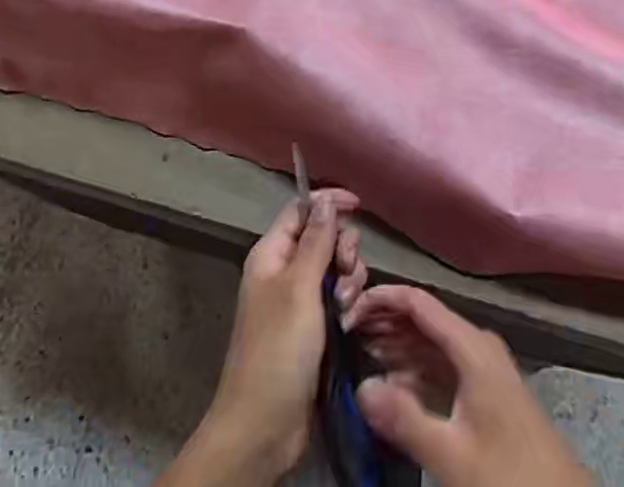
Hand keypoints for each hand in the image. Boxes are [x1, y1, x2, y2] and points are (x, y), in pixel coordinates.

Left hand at [157, 188, 367, 486]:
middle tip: (347, 271)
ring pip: (335, 270)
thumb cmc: (278, 349)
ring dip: (348, 281)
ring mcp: (298, 302)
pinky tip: (349, 322)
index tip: (359, 205)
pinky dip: (347, 305)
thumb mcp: (299, 289)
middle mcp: (283, 272)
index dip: (328, 203)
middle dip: (343, 250)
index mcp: (271, 254)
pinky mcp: (313, 328)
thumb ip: (316, 242)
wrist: (265, 423)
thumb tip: (325, 200)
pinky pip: (337, 300)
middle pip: (322, 239)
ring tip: (346, 307)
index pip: (300, 211)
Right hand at [345, 285, 590, 486]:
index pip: (417, 302)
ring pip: (430, 341)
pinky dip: (413, 366)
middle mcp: (477, 346)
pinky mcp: (484, 390)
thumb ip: (404, 419)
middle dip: (383, 320)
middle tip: (345, 331)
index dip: (380, 298)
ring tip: (359, 349)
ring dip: (396, 343)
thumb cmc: (509, 475)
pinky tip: (390, 380)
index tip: (346, 311)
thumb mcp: (452, 454)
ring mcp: (482, 368)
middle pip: (422, 318)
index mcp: (472, 347)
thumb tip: (360, 386)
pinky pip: (440, 364)